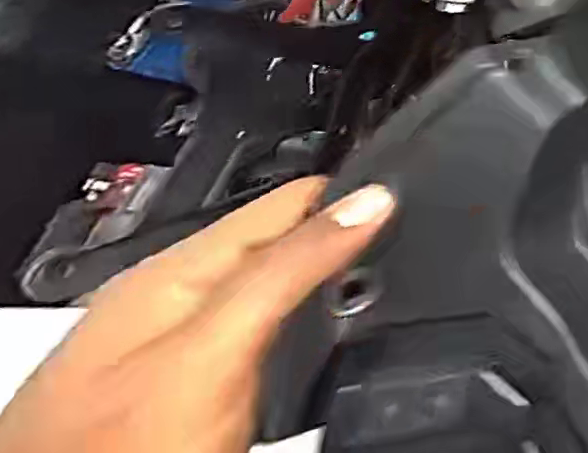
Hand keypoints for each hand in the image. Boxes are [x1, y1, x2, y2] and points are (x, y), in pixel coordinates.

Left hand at [0, 178, 394, 452]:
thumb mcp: (215, 353)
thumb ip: (294, 267)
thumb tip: (373, 198)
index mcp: (176, 274)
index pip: (295, 196)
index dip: (356, 193)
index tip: (411, 199)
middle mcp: (179, 303)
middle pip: (291, 239)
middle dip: (349, 239)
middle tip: (404, 254)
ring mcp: (185, 351)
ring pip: (287, 288)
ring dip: (334, 283)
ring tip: (380, 293)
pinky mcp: (196, 394)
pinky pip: (273, 334)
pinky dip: (313, 327)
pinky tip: (334, 343)